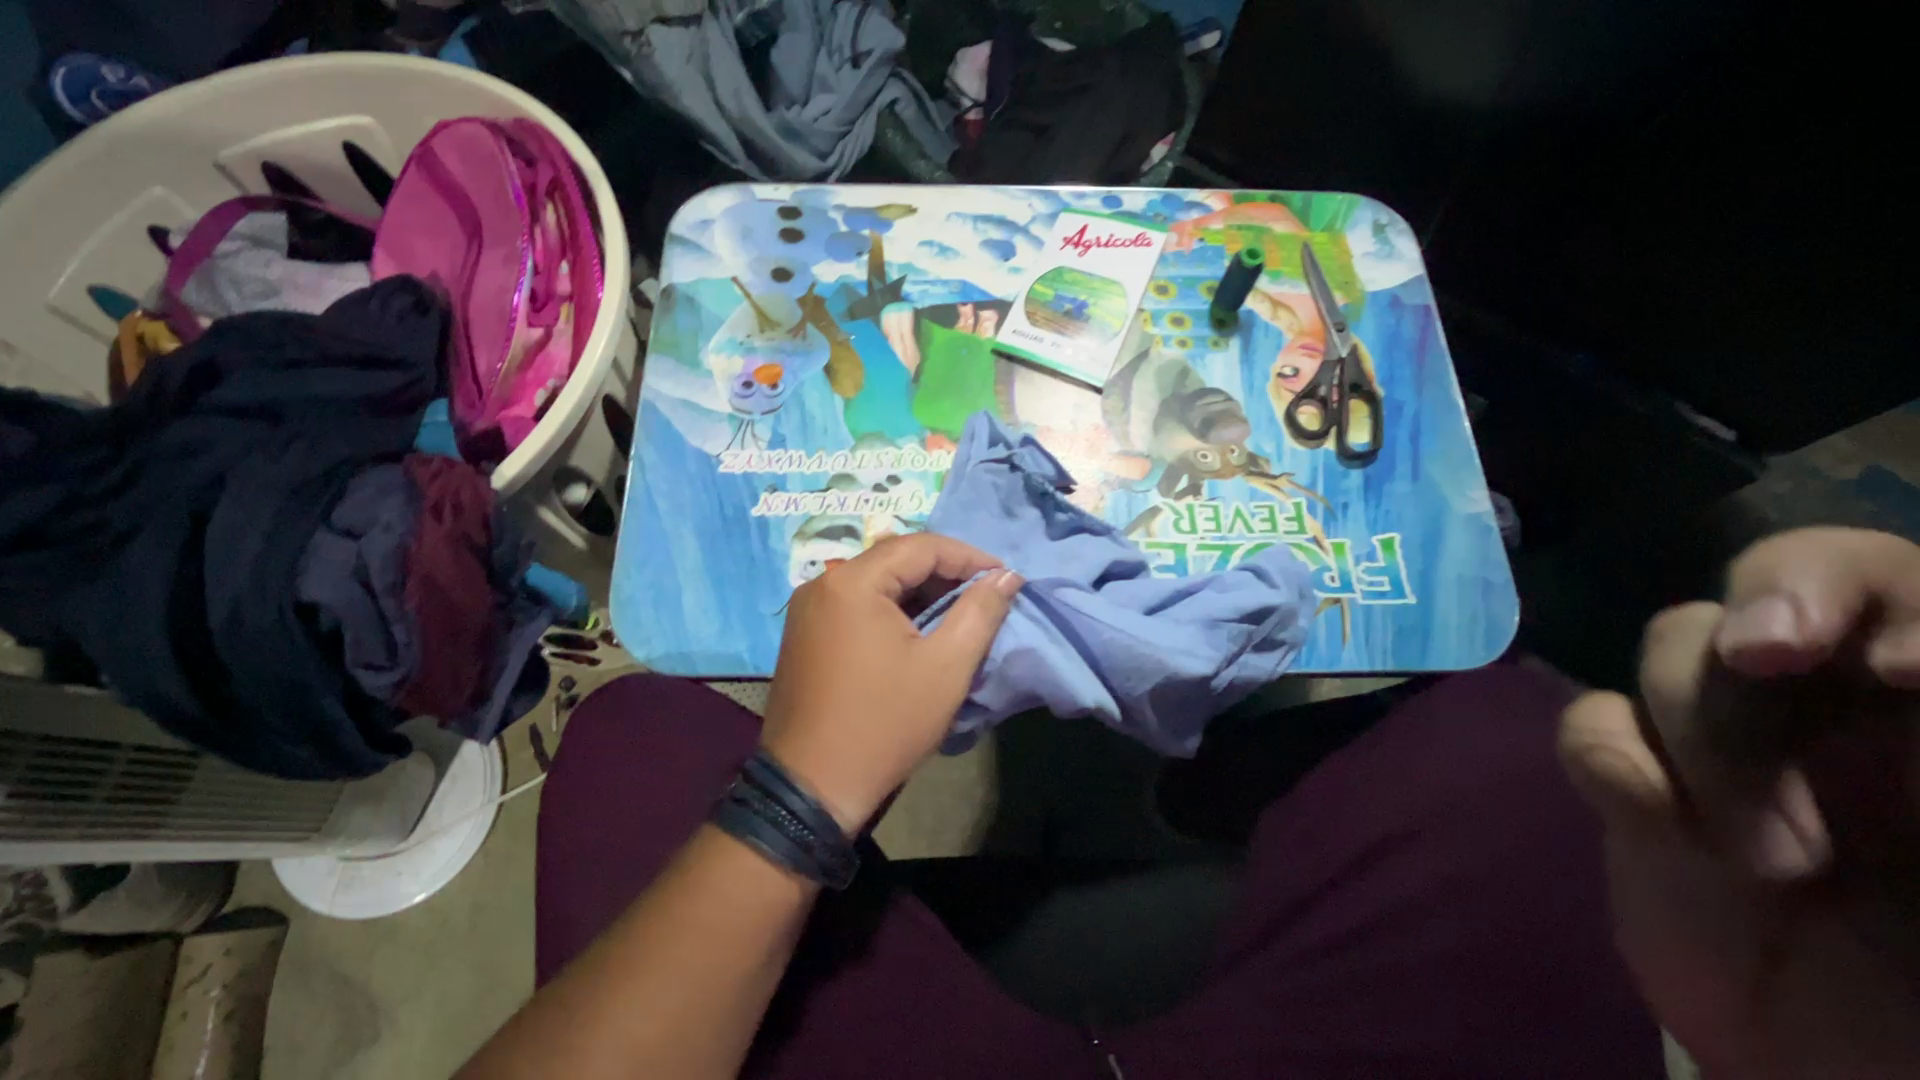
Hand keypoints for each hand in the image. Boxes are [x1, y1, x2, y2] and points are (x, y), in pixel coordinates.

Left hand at [761, 534, 1021, 832]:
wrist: (813, 787)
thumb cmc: (886, 723)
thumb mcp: (946, 667)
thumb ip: (980, 612)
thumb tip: (1007, 577)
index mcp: (852, 582)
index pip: (920, 546)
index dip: (969, 557)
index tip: (1005, 578)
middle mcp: (821, 583)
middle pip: (894, 560)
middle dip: (945, 574)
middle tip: (986, 596)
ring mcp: (807, 610)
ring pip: (875, 583)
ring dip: (919, 593)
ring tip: (960, 614)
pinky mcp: (803, 635)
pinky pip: (856, 605)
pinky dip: (892, 611)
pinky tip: (919, 632)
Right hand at [1560, 527, 1919, 1078]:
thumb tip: (1899, 654)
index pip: (1893, 580)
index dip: (1848, 584)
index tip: (1851, 658)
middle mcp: (1832, 697)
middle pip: (1770, 586)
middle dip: (1771, 620)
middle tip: (1762, 664)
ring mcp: (1723, 739)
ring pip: (1673, 647)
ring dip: (1703, 738)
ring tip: (1764, 857)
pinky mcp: (1638, 784)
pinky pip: (1592, 727)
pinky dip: (1611, 764)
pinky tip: (1659, 832)